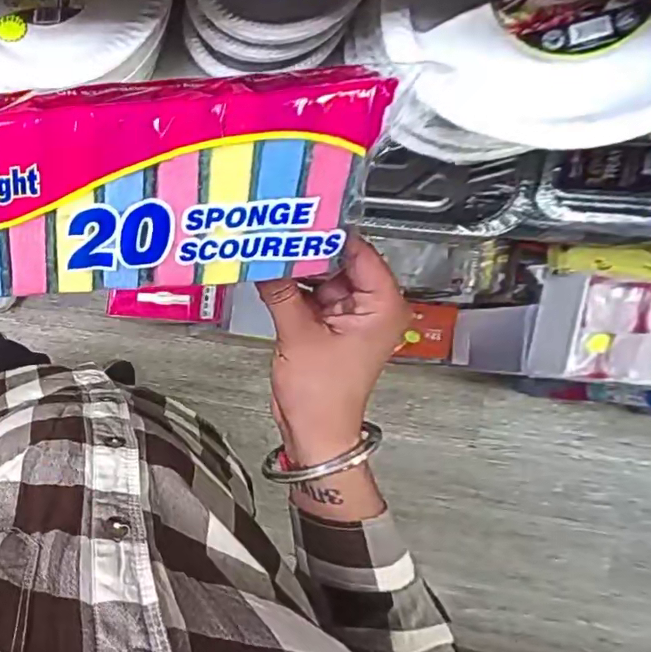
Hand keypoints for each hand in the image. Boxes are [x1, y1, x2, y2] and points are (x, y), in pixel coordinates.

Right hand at [256, 234, 410, 467]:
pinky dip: (291, 289)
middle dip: (306, 252)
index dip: (327, 235)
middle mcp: (371, 308)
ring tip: (270, 255)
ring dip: (296, 270)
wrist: (314, 431)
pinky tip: (271, 278)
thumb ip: (281, 292)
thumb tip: (267, 261)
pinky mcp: (328, 325)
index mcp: (383, 306)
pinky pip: (310, 296)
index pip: (358, 252)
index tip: (301, 220)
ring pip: (321, 278)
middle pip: (338, 262)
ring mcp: (349, 316)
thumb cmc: (325, 400)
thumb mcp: (298, 336)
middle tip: (278, 236)